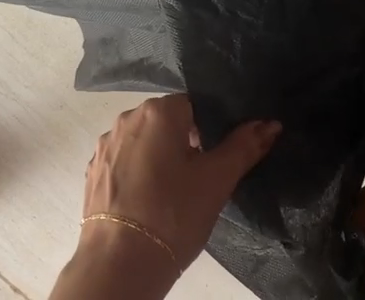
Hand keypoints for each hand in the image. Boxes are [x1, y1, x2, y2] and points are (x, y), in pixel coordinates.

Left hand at [81, 95, 280, 271]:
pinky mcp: (94, 167)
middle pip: (165, 121)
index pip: (192, 105)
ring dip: (159, 157)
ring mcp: (106, 142)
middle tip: (199, 179)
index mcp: (157, 111)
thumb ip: (243, 147)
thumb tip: (270, 124)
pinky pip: (124, 160)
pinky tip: (148, 200)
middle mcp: (126, 117)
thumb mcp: (217, 180)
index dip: (208, 129)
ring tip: (174, 193)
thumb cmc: (175, 213)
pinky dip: (138, 172)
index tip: (215, 158)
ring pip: (143, 140)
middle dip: (184, 142)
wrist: (122, 258)